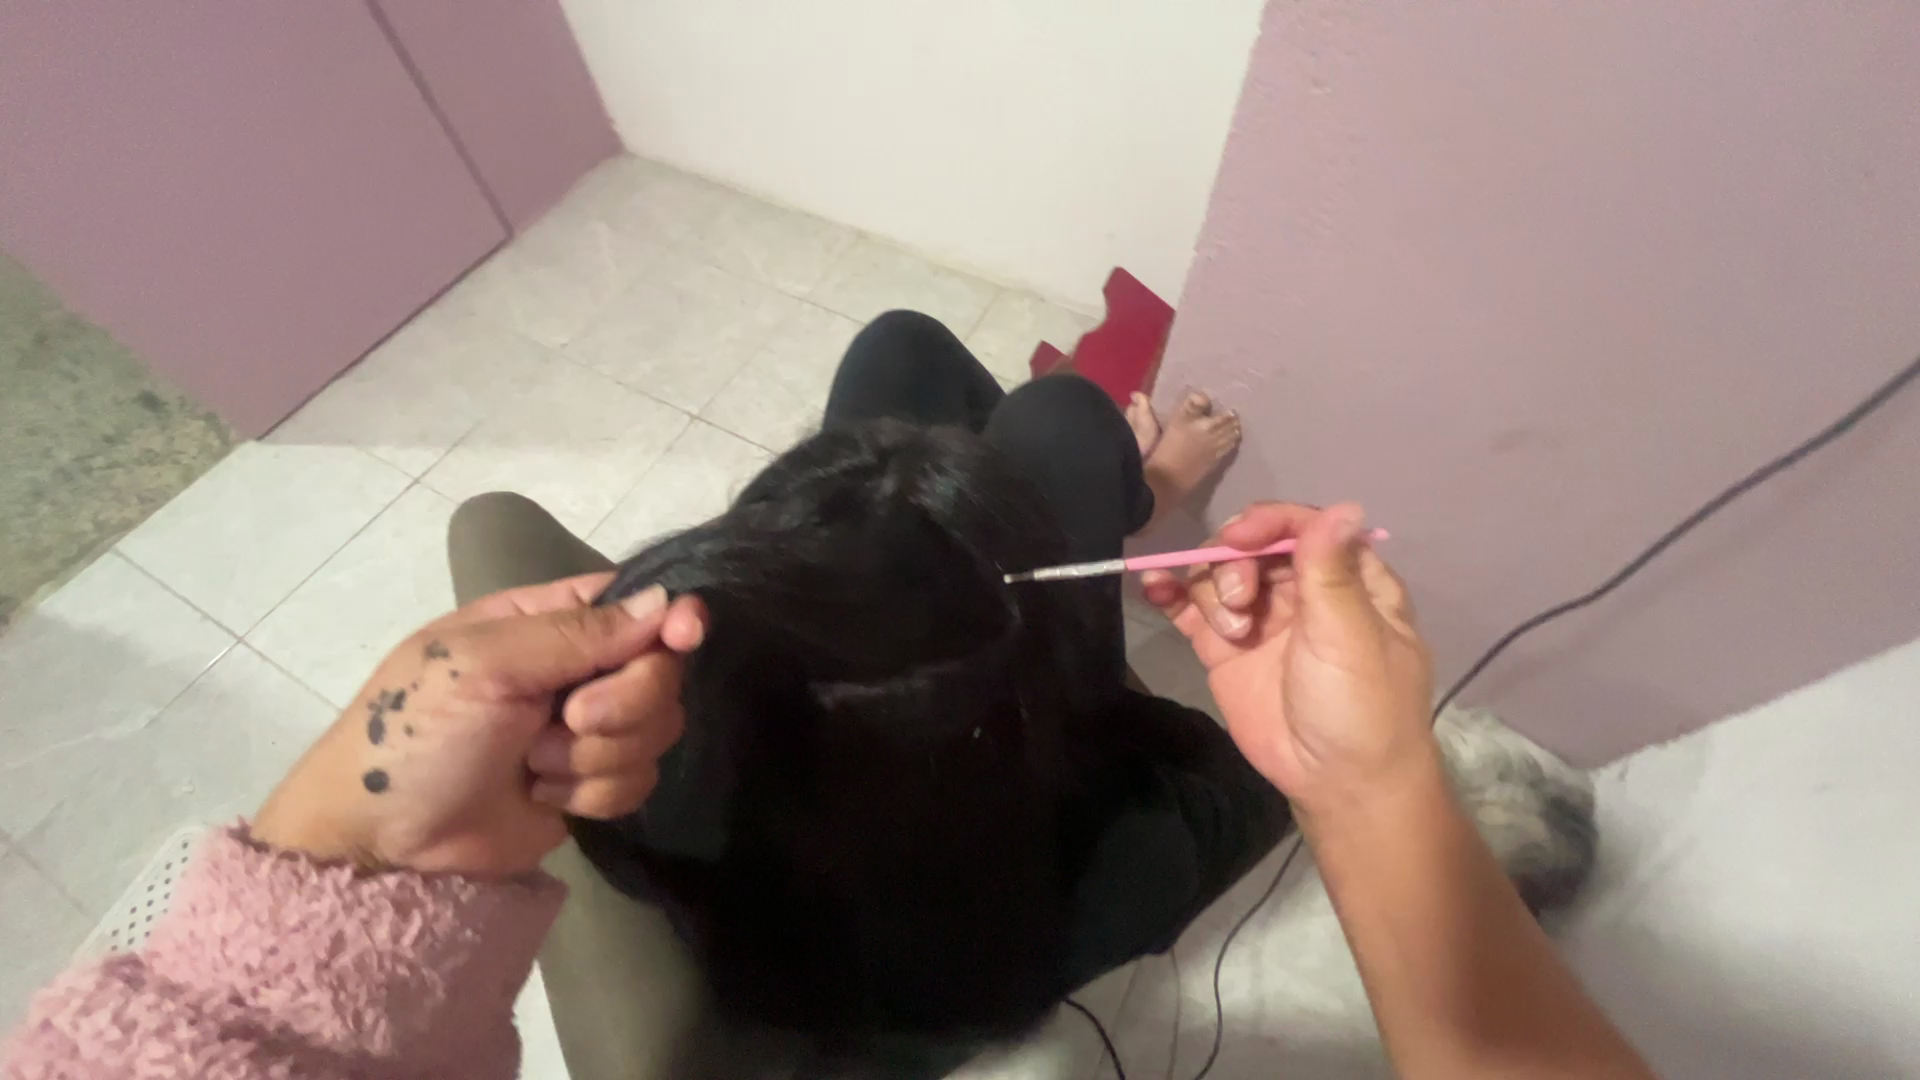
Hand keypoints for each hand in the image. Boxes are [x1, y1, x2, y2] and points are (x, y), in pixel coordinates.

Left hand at [251, 574, 705, 877]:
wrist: (381, 848)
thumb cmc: (414, 735)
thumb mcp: (482, 666)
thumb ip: (577, 632)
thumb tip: (668, 603)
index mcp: (552, 622)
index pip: (639, 602)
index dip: (672, 617)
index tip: (685, 637)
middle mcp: (584, 668)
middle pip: (662, 669)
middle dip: (624, 702)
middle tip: (568, 720)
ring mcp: (594, 726)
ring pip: (659, 726)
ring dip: (598, 753)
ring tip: (536, 764)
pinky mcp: (597, 779)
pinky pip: (641, 778)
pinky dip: (593, 792)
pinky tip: (545, 795)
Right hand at [1141, 502, 1435, 821]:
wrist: (1335, 781)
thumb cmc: (1360, 706)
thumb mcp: (1351, 636)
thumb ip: (1331, 571)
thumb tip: (1343, 505)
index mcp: (1345, 579)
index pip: (1301, 527)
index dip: (1266, 524)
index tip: (1238, 540)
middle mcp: (1298, 589)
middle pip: (1249, 547)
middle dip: (1234, 564)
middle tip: (1239, 603)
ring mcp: (1257, 617)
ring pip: (1217, 574)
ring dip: (1211, 591)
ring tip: (1230, 634)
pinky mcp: (1222, 647)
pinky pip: (1190, 609)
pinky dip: (1170, 593)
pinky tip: (1154, 588)